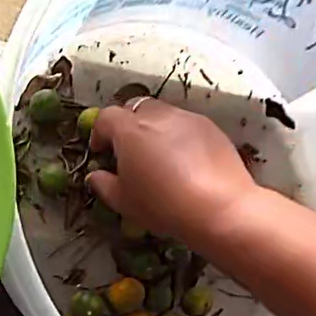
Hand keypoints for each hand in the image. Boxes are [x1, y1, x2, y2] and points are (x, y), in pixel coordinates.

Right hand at [86, 99, 262, 246]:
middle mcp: (158, 116)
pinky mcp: (211, 128)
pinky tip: (183, 162)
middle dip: (126, 124)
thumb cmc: (163, 205)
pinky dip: (177, 136)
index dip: (99, 133)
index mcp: (130, 130)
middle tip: (127, 151)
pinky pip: (186, 125)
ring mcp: (187, 118)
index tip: (101, 152)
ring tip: (157, 157)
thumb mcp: (123, 202)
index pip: (106, 117)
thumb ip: (103, 184)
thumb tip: (95, 176)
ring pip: (162, 114)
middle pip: (135, 107)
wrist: (220, 208)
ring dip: (153, 129)